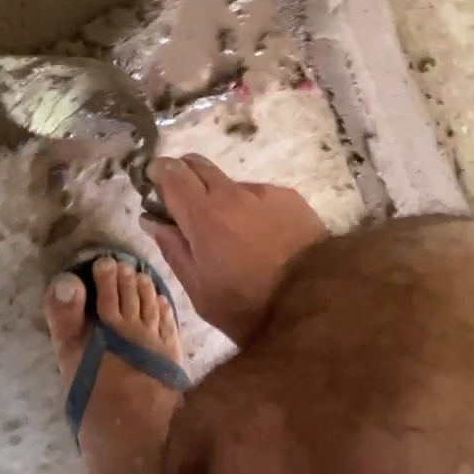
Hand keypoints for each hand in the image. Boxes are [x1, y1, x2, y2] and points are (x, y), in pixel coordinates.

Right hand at [142, 154, 329, 346]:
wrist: (320, 307)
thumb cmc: (250, 308)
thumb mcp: (200, 292)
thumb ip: (173, 250)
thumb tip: (153, 220)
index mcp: (203, 215)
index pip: (171, 173)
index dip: (158, 172)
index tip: (152, 181)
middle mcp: (231, 193)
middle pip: (197, 164)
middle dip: (185, 176)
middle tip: (185, 204)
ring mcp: (263, 192)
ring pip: (230, 184)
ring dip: (222, 200)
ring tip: (235, 237)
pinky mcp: (290, 198)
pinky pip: (260, 196)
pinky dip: (253, 210)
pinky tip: (266, 240)